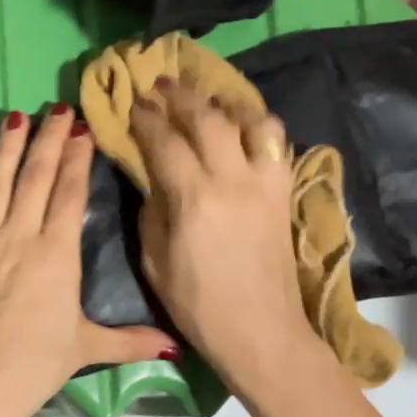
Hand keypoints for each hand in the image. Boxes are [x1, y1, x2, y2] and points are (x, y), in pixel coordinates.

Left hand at [0, 105, 176, 416]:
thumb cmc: (36, 365)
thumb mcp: (87, 348)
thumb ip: (130, 340)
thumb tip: (175, 346)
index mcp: (57, 253)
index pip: (70, 192)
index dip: (77, 157)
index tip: (82, 128)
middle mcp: (19, 237)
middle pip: (36, 177)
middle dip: (48, 139)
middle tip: (56, 107)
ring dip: (7, 149)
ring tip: (16, 117)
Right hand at [129, 77, 318, 380]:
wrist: (262, 332)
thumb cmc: (197, 305)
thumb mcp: (154, 261)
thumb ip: (152, 211)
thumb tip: (153, 179)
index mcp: (193, 199)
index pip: (164, 141)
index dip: (145, 118)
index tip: (133, 102)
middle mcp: (232, 180)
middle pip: (207, 118)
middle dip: (180, 96)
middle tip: (162, 84)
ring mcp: (265, 183)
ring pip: (250, 121)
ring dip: (224, 101)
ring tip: (206, 96)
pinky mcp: (283, 193)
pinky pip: (276, 143)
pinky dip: (258, 125)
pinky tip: (243, 124)